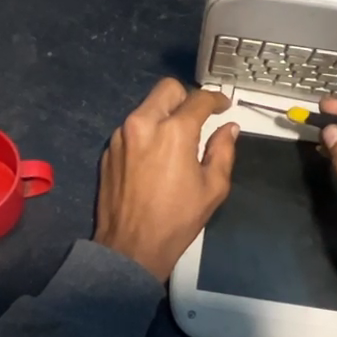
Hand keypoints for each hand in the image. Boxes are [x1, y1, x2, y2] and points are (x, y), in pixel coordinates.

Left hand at [94, 79, 240, 280]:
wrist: (130, 248)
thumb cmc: (177, 221)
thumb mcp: (213, 188)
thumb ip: (223, 151)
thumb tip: (229, 128)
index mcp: (174, 131)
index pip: (199, 99)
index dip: (216, 99)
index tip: (224, 106)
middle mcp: (143, 124)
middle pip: (167, 89)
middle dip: (186, 97)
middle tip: (198, 116)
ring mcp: (121, 136)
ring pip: (146, 107)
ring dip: (164, 114)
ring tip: (176, 139)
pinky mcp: (108, 150)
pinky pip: (131, 129)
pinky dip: (146, 133)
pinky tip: (154, 156)